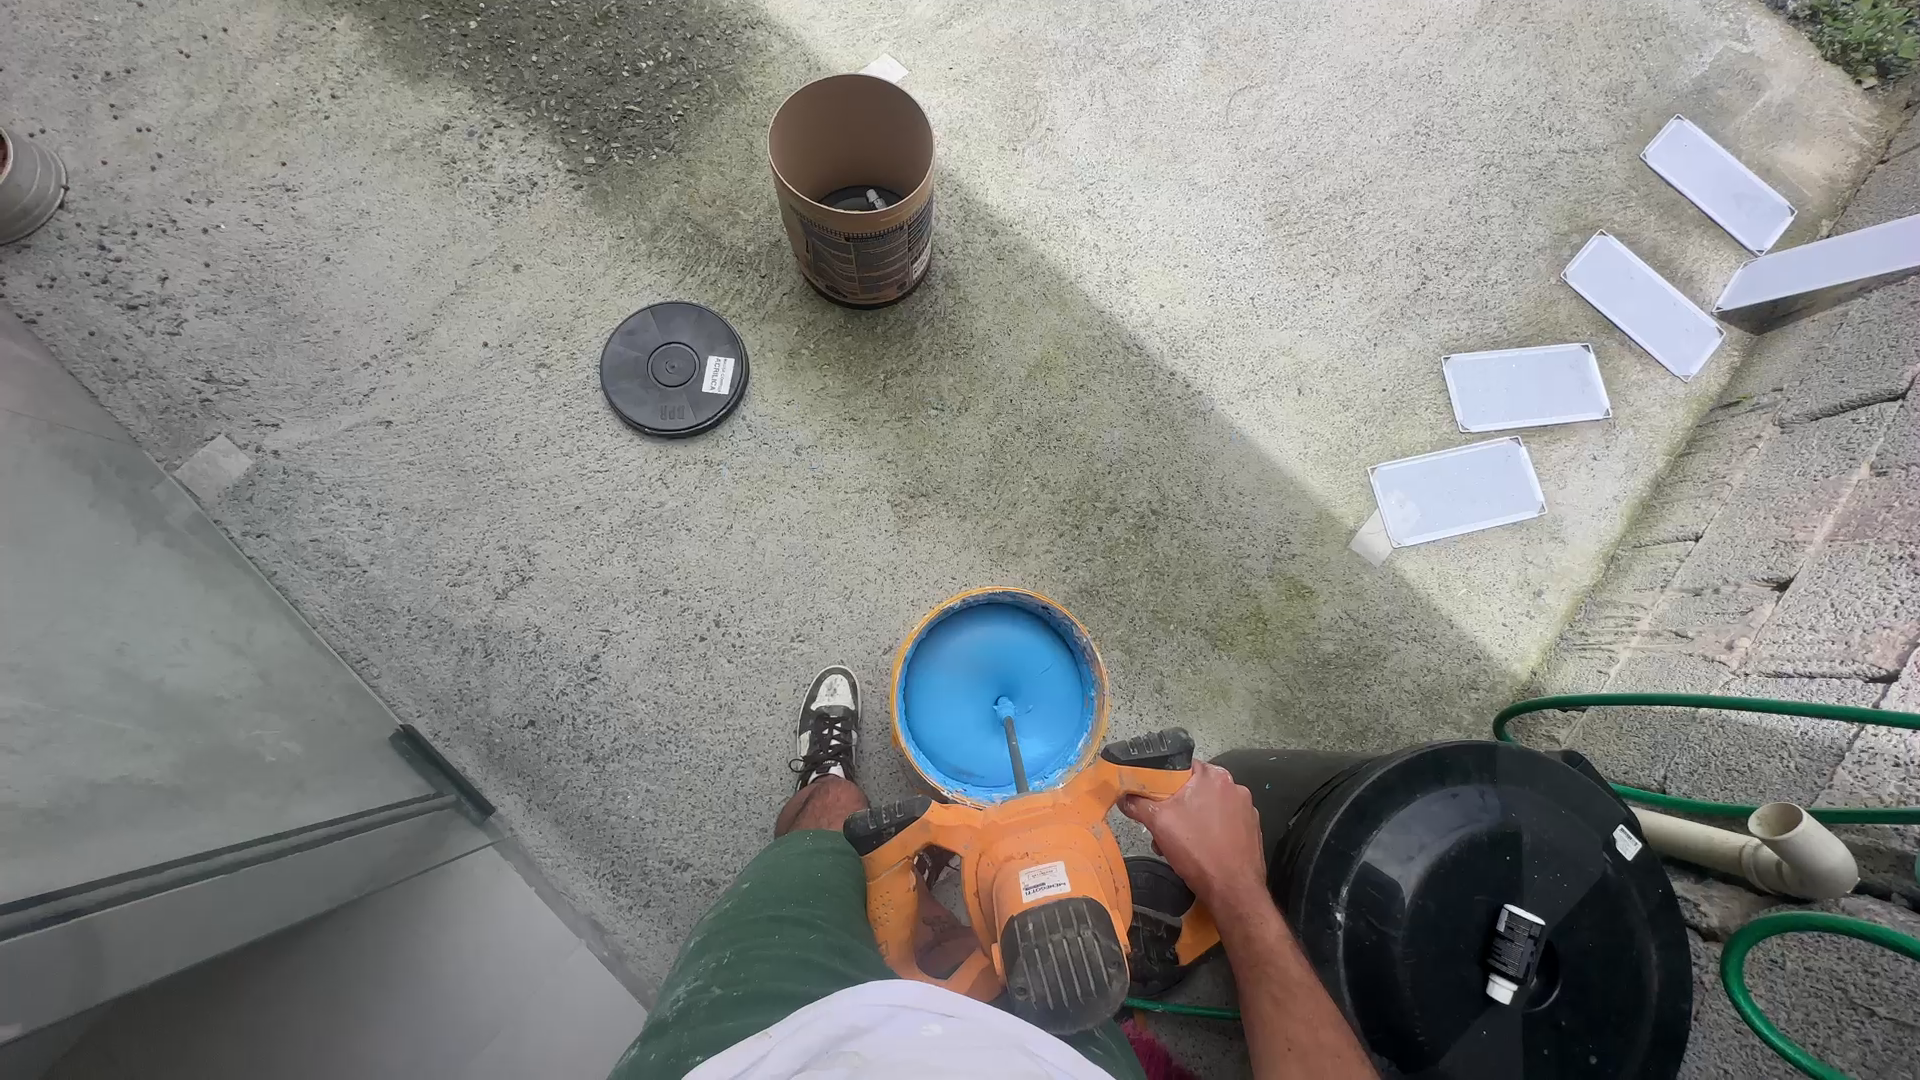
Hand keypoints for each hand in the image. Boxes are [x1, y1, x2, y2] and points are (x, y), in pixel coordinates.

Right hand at [1120, 761, 1267, 911]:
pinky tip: (1201, 850)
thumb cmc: (1198, 852)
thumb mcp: (1158, 823)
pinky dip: (1211, 831)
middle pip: (1194, 788)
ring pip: (1208, 807)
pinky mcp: (1252, 830)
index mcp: (1213, 776)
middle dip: (1176, 805)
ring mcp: (1246, 809)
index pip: (1180, 767)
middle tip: (1164, 825)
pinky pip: (1224, 823)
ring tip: (1180, 843)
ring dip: (1192, 819)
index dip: (1163, 781)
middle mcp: (1234, 787)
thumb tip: (1124, 797)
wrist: (1234, 892)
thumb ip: (1138, 804)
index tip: (1153, 797)